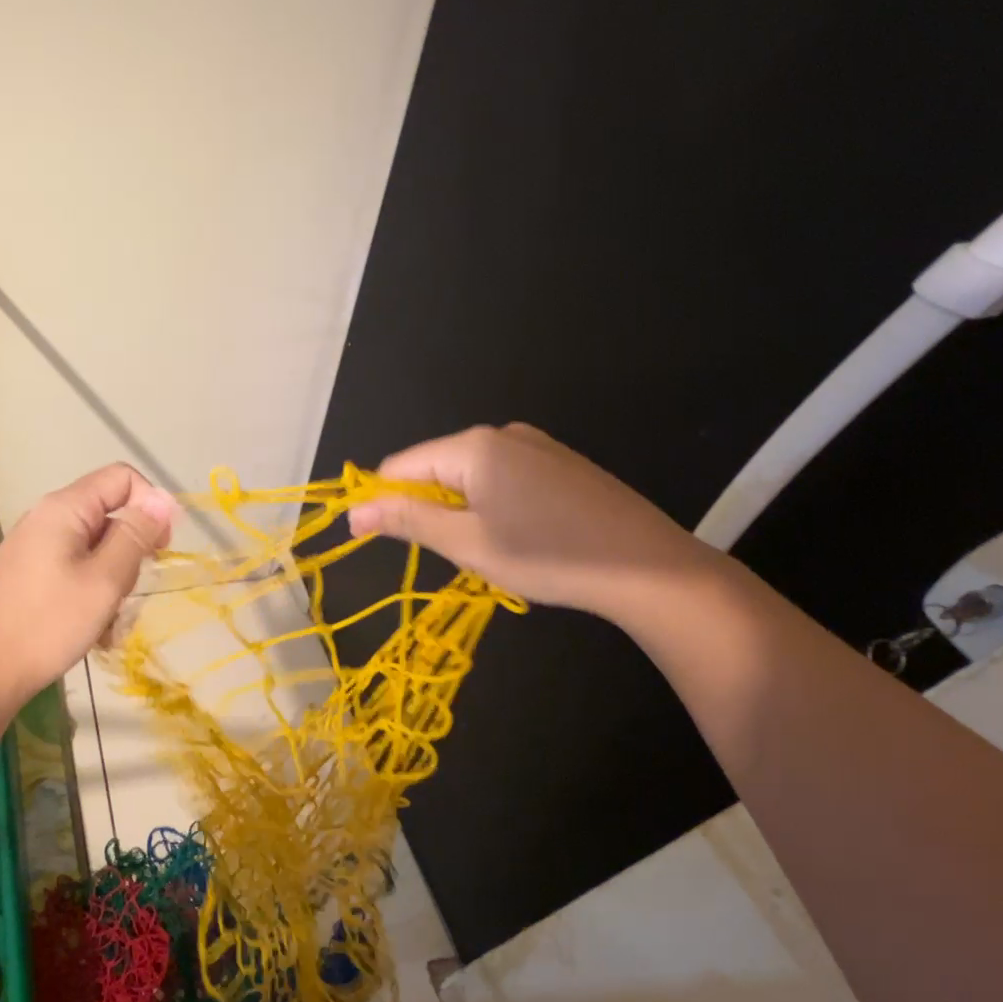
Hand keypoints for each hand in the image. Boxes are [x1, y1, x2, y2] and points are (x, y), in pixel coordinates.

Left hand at [0, 463, 174, 704]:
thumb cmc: (47, 624)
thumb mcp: (104, 581)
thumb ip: (135, 536)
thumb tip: (163, 499)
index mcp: (64, 508)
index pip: (122, 477)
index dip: (150, 504)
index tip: (161, 548)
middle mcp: (46, 518)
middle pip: (108, 514)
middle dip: (130, 551)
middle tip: (125, 592)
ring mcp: (34, 547)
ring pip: (94, 549)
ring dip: (112, 580)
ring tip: (106, 620)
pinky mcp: (28, 575)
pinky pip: (74, 570)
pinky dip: (90, 593)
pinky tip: (89, 630)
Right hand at [346, 423, 721, 618]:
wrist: (649, 568)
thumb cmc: (547, 556)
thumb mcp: (467, 544)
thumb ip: (407, 520)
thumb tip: (353, 511)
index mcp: (473, 446)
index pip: (400, 467)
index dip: (383, 503)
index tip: (381, 542)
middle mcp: (502, 433)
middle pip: (435, 467)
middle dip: (428, 507)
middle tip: (455, 552)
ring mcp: (536, 445)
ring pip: (470, 475)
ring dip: (461, 509)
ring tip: (493, 548)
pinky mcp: (561, 463)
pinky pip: (503, 477)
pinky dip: (493, 504)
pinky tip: (523, 535)